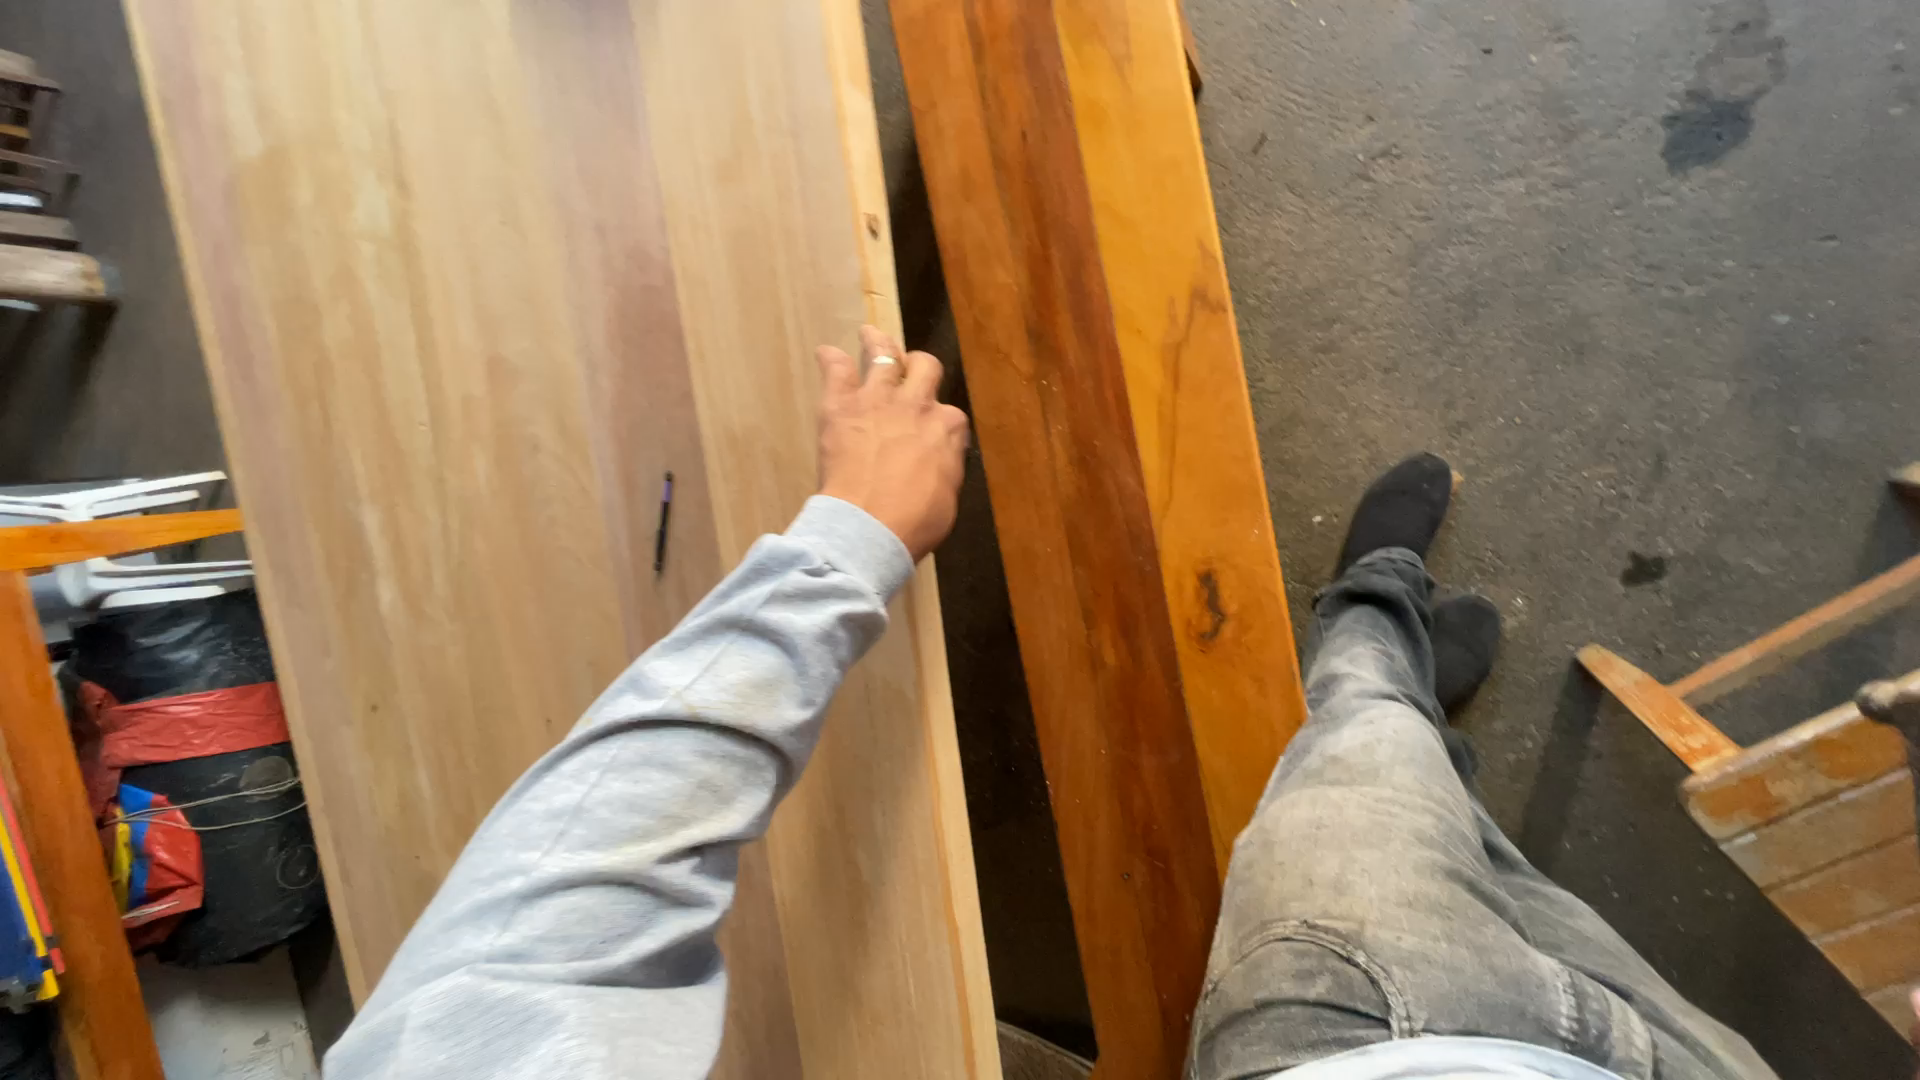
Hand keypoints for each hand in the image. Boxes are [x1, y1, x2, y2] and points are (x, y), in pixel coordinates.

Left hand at [815, 325, 969, 561]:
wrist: (871, 526)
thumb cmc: (916, 522)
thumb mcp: (948, 496)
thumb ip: (945, 466)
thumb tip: (941, 459)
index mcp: (948, 428)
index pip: (950, 414)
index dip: (940, 422)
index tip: (933, 432)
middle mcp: (917, 404)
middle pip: (924, 368)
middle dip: (919, 367)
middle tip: (910, 368)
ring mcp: (878, 399)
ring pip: (882, 355)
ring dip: (877, 343)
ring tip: (870, 335)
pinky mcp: (841, 404)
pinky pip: (836, 369)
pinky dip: (831, 360)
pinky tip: (827, 353)